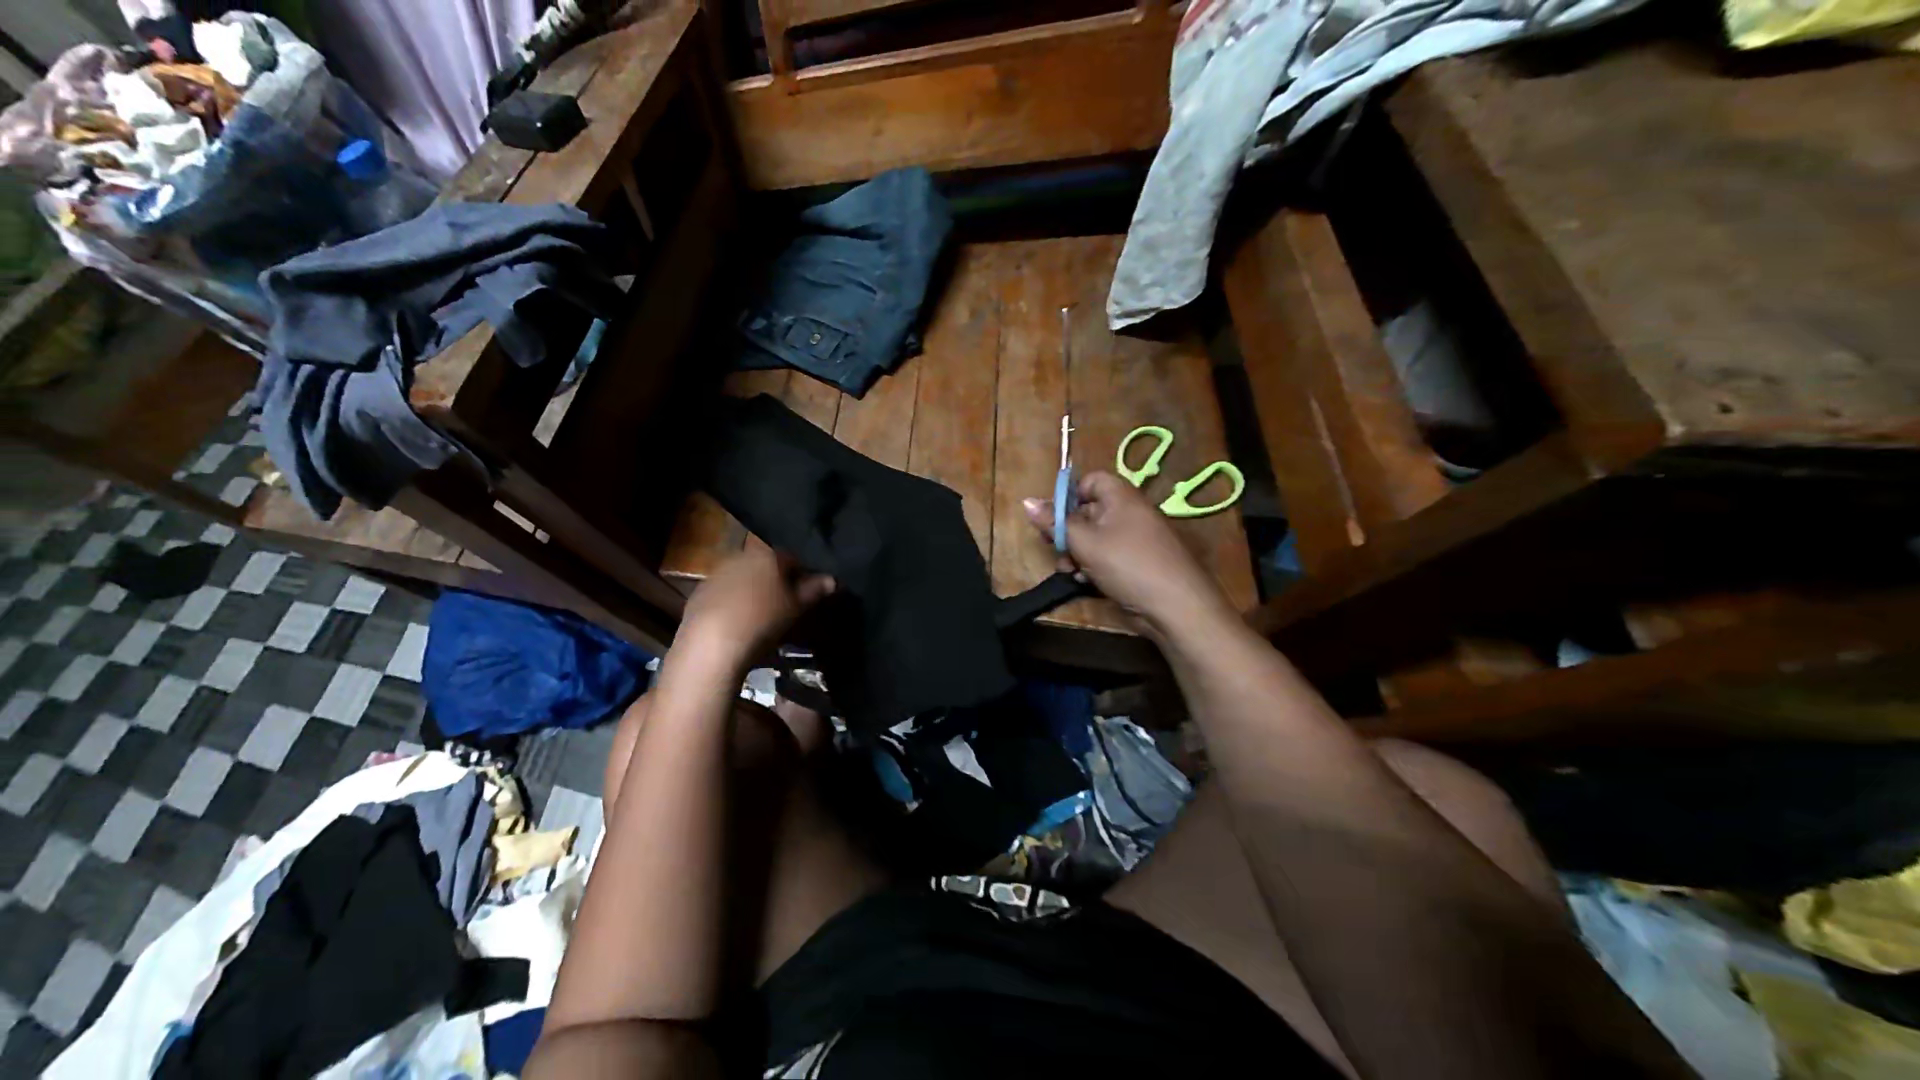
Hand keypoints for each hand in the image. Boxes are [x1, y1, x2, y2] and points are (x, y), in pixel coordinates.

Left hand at [675, 543, 834, 669]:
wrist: (711, 644)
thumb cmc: (763, 620)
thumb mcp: (796, 608)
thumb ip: (815, 590)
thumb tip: (832, 579)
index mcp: (768, 554)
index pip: (793, 557)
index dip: (804, 574)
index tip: (810, 593)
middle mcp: (741, 555)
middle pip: (766, 565)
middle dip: (777, 581)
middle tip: (786, 605)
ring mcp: (717, 572)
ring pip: (744, 577)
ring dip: (754, 591)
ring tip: (762, 616)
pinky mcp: (699, 592)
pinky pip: (725, 593)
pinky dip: (734, 602)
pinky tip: (738, 623)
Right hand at [1024, 471, 1232, 637]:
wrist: (1176, 606)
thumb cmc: (1127, 563)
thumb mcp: (1084, 542)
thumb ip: (1055, 523)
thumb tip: (1026, 501)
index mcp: (1121, 496)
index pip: (1090, 480)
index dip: (1070, 495)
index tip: (1054, 518)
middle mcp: (1129, 512)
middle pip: (1089, 511)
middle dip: (1068, 532)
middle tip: (1056, 550)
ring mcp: (1136, 539)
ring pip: (1095, 537)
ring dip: (1077, 553)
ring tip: (1071, 572)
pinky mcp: (1138, 563)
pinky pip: (1108, 556)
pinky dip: (1094, 566)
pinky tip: (1086, 582)